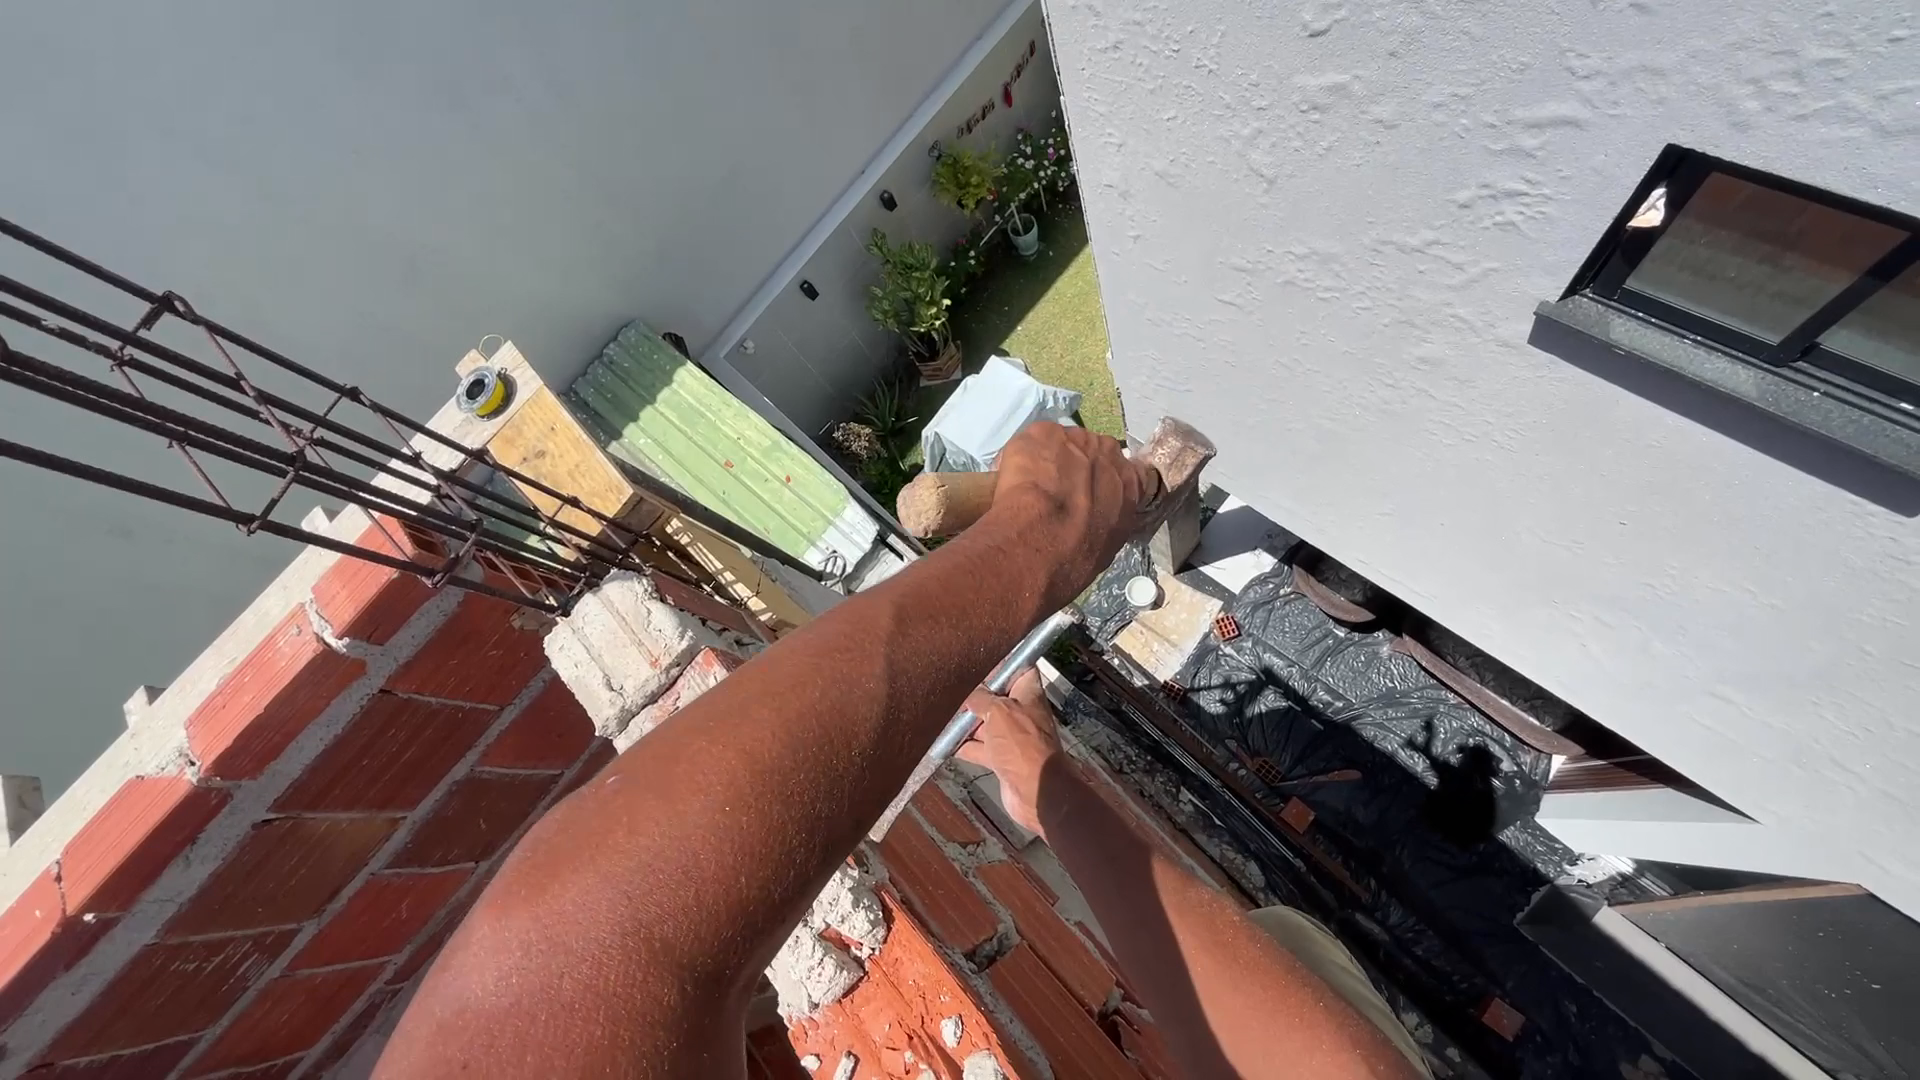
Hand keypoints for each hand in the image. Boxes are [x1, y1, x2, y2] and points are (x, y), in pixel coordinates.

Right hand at [958, 669, 1064, 839]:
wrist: (1036, 791)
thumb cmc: (1022, 745)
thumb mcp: (997, 712)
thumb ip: (981, 699)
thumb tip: (971, 697)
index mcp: (1028, 694)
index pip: (1020, 670)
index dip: (1003, 664)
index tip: (981, 663)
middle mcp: (1023, 713)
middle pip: (998, 698)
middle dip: (977, 696)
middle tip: (954, 691)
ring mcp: (1013, 738)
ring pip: (987, 724)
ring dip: (969, 723)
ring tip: (945, 715)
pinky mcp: (1004, 759)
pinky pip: (981, 748)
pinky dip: (966, 747)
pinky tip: (947, 744)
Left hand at [988, 424, 1156, 609]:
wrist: (1044, 540)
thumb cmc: (1077, 557)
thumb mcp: (1105, 545)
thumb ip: (1104, 522)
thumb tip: (1089, 522)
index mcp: (1131, 485)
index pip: (1125, 472)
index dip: (1103, 480)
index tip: (1087, 492)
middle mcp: (1110, 453)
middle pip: (1092, 452)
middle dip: (1075, 467)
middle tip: (1055, 490)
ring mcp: (1076, 438)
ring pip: (1061, 444)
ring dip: (1048, 460)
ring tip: (1030, 485)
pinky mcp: (1043, 433)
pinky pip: (1032, 441)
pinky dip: (1020, 457)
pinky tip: (1012, 479)